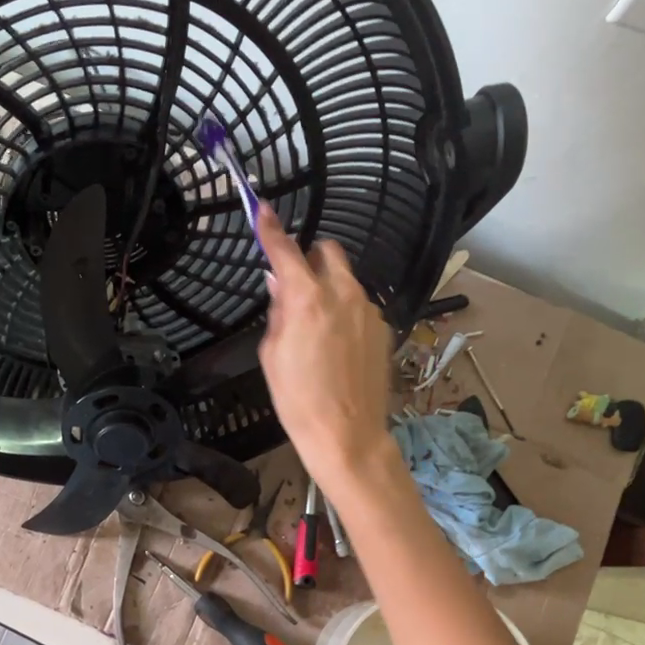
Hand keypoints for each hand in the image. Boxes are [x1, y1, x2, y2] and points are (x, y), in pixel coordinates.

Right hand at [256, 204, 395, 481]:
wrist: (347, 434)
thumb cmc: (298, 400)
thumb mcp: (272, 355)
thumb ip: (277, 311)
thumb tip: (279, 283)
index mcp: (308, 299)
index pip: (285, 250)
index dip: (271, 229)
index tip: (261, 209)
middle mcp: (344, 294)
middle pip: (328, 252)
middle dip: (310, 259)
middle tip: (294, 286)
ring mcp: (369, 309)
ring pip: (346, 280)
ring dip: (328, 288)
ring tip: (315, 328)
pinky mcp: (383, 328)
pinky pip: (359, 305)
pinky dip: (344, 312)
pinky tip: (335, 346)